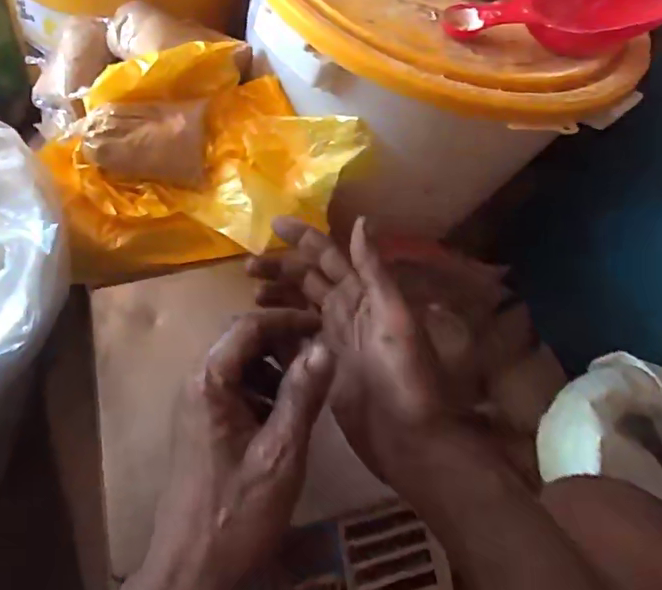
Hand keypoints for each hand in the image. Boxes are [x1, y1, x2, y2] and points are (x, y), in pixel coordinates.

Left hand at [127, 310, 337, 589]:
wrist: (192, 569)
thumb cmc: (237, 512)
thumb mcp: (280, 454)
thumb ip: (302, 396)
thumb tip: (324, 347)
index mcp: (209, 380)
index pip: (247, 325)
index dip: (286, 320)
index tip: (321, 324)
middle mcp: (196, 380)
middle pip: (241, 341)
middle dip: (281, 343)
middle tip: (318, 359)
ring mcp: (196, 402)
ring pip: (239, 365)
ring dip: (273, 368)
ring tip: (307, 388)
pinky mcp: (202, 423)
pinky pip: (235, 389)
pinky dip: (262, 391)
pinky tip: (286, 416)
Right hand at [251, 220, 619, 589]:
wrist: (413, 442)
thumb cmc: (406, 376)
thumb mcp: (395, 317)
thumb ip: (374, 270)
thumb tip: (361, 219)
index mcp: (363, 294)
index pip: (328, 255)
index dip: (303, 237)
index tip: (273, 223)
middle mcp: (346, 311)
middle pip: (307, 278)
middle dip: (280, 266)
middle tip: (248, 266)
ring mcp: (333, 340)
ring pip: (298, 305)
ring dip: (277, 295)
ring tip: (251, 296)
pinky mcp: (322, 367)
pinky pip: (295, 339)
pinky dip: (277, 329)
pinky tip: (257, 330)